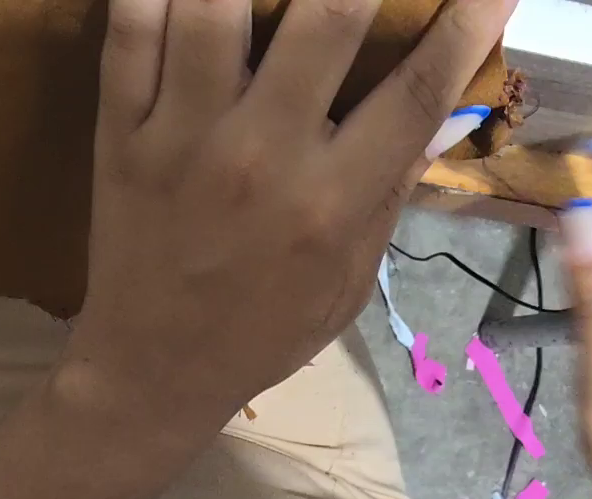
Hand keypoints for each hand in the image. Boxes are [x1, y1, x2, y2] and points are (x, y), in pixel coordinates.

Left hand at [64, 0, 515, 422]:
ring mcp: (185, 136)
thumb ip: (388, 199)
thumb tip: (440, 116)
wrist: (158, 370)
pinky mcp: (123, 130)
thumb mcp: (345, 288)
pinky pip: (133, 22)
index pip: (416, 92)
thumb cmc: (263, 336)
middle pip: (329, 13)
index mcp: (332, 206)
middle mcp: (265, 156)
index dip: (468, 21)